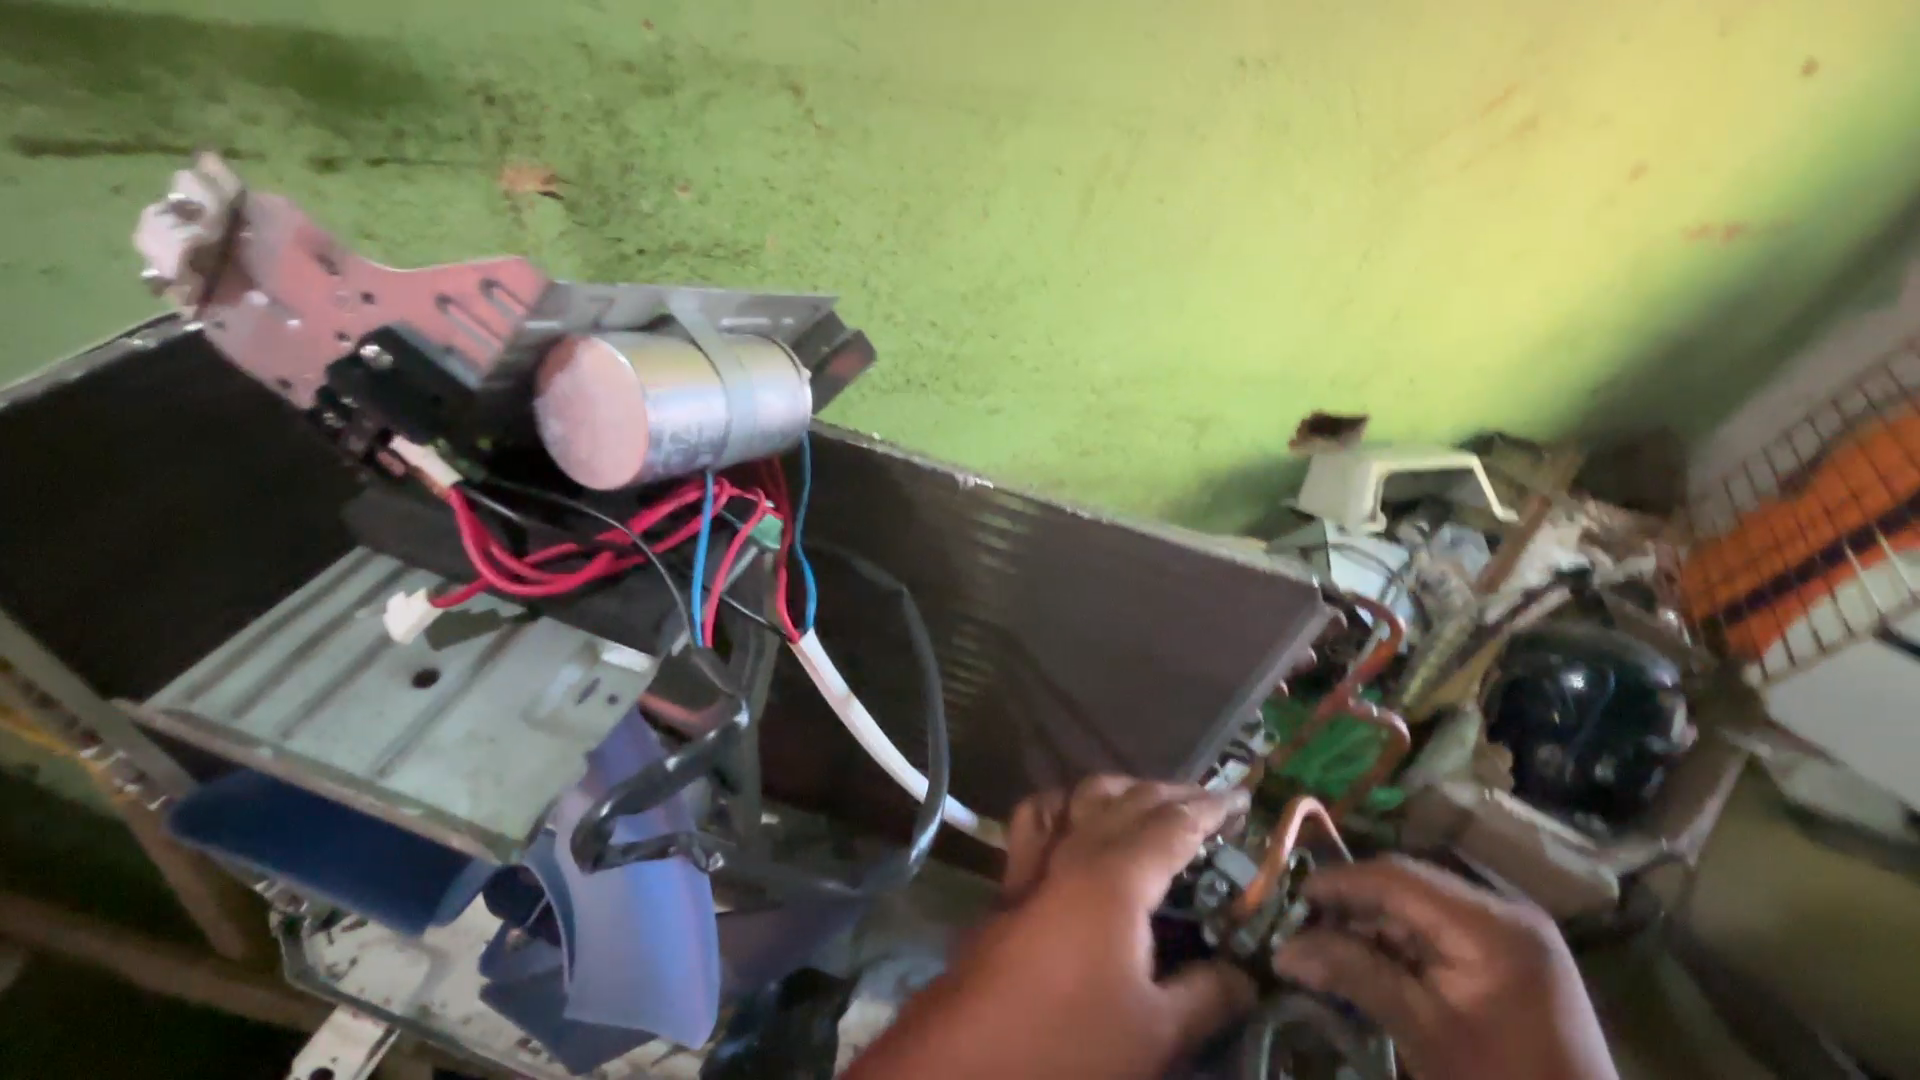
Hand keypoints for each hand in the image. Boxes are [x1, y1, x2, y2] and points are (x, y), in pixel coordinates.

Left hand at [846, 777, 1255, 1079]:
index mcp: (1114, 878)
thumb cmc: (1067, 1045)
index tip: (1242, 798)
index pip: (1172, 824)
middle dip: (1171, 792)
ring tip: (1149, 802)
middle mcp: (1072, 853)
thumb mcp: (1155, 1034)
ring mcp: (1032, 862)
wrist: (964, 1062)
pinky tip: (1074, 822)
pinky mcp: (1006, 884)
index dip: (1210, 808)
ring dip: (1119, 790)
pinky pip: (1036, 820)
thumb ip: (1206, 996)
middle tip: (1210, 801)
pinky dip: (1064, 807)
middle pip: (1127, 800)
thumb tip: (1245, 974)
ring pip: (1078, 797)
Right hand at [1273, 856, 1617, 1079]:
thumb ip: (1354, 976)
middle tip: (1301, 928)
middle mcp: (1503, 910)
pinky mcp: (1506, 954)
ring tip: (1324, 948)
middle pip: (1406, 886)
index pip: (1396, 878)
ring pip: (1417, 906)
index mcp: (1491, 923)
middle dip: (1350, 904)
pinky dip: (1397, 943)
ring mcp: (1509, 931)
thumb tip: (1282, 951)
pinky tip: (1365, 964)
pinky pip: (1437, 930)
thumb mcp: (1422, 1031)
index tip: (1290, 899)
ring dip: (1369, 924)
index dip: (1338, 882)